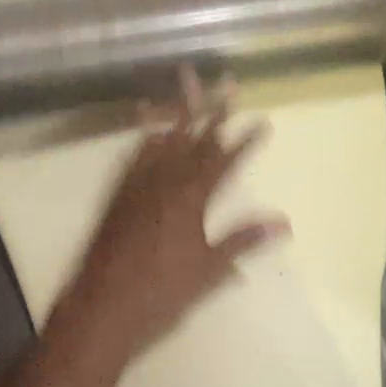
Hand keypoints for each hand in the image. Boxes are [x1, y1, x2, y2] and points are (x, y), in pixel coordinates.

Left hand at [47, 68, 288, 367]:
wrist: (101, 306)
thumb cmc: (161, 294)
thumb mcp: (209, 271)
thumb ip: (244, 240)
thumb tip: (284, 222)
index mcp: (191, 199)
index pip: (225, 162)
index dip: (245, 141)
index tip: (263, 121)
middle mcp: (164, 181)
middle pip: (194, 138)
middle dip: (214, 109)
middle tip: (228, 82)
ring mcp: (137, 183)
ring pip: (162, 136)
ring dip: (177, 109)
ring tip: (187, 80)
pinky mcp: (116, 191)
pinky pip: (133, 152)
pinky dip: (144, 133)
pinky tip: (146, 119)